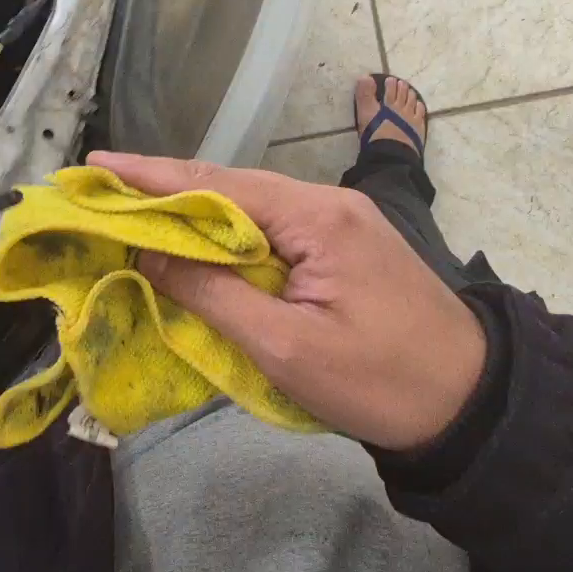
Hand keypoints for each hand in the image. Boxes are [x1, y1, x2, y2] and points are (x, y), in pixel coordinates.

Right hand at [89, 152, 485, 450]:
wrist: (477, 406)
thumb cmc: (380, 383)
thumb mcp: (286, 348)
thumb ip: (212, 294)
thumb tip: (148, 252)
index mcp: (315, 218)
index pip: (215, 185)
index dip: (149, 176)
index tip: (96, 165)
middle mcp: (325, 202)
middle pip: (228, 185)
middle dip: (162, 186)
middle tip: (102, 188)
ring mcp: (337, 219)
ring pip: (247, 203)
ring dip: (191, 207)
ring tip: (134, 208)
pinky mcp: (341, 241)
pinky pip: (268, 223)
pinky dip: (223, 228)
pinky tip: (195, 236)